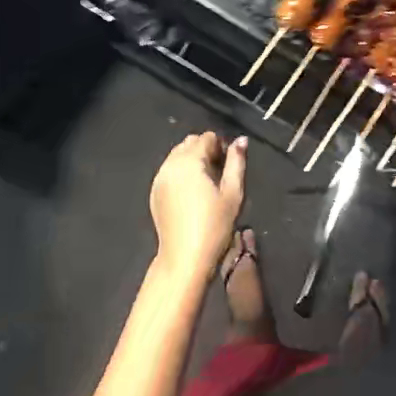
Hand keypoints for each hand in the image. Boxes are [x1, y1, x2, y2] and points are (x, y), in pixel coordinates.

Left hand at [149, 132, 246, 280]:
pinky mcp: (154, 191)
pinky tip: (192, 195)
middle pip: (189, 143)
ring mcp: (159, 178)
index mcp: (189, 161)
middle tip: (220, 175)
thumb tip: (241, 140)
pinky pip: (169, 171)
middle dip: (206, 151)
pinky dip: (181, 174)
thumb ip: (237, 163)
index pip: (206, 138)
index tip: (230, 166)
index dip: (222, 147)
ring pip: (177, 156)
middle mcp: (170, 164)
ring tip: (207, 185)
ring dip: (193, 161)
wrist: (184, 257)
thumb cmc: (214, 226)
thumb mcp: (233, 193)